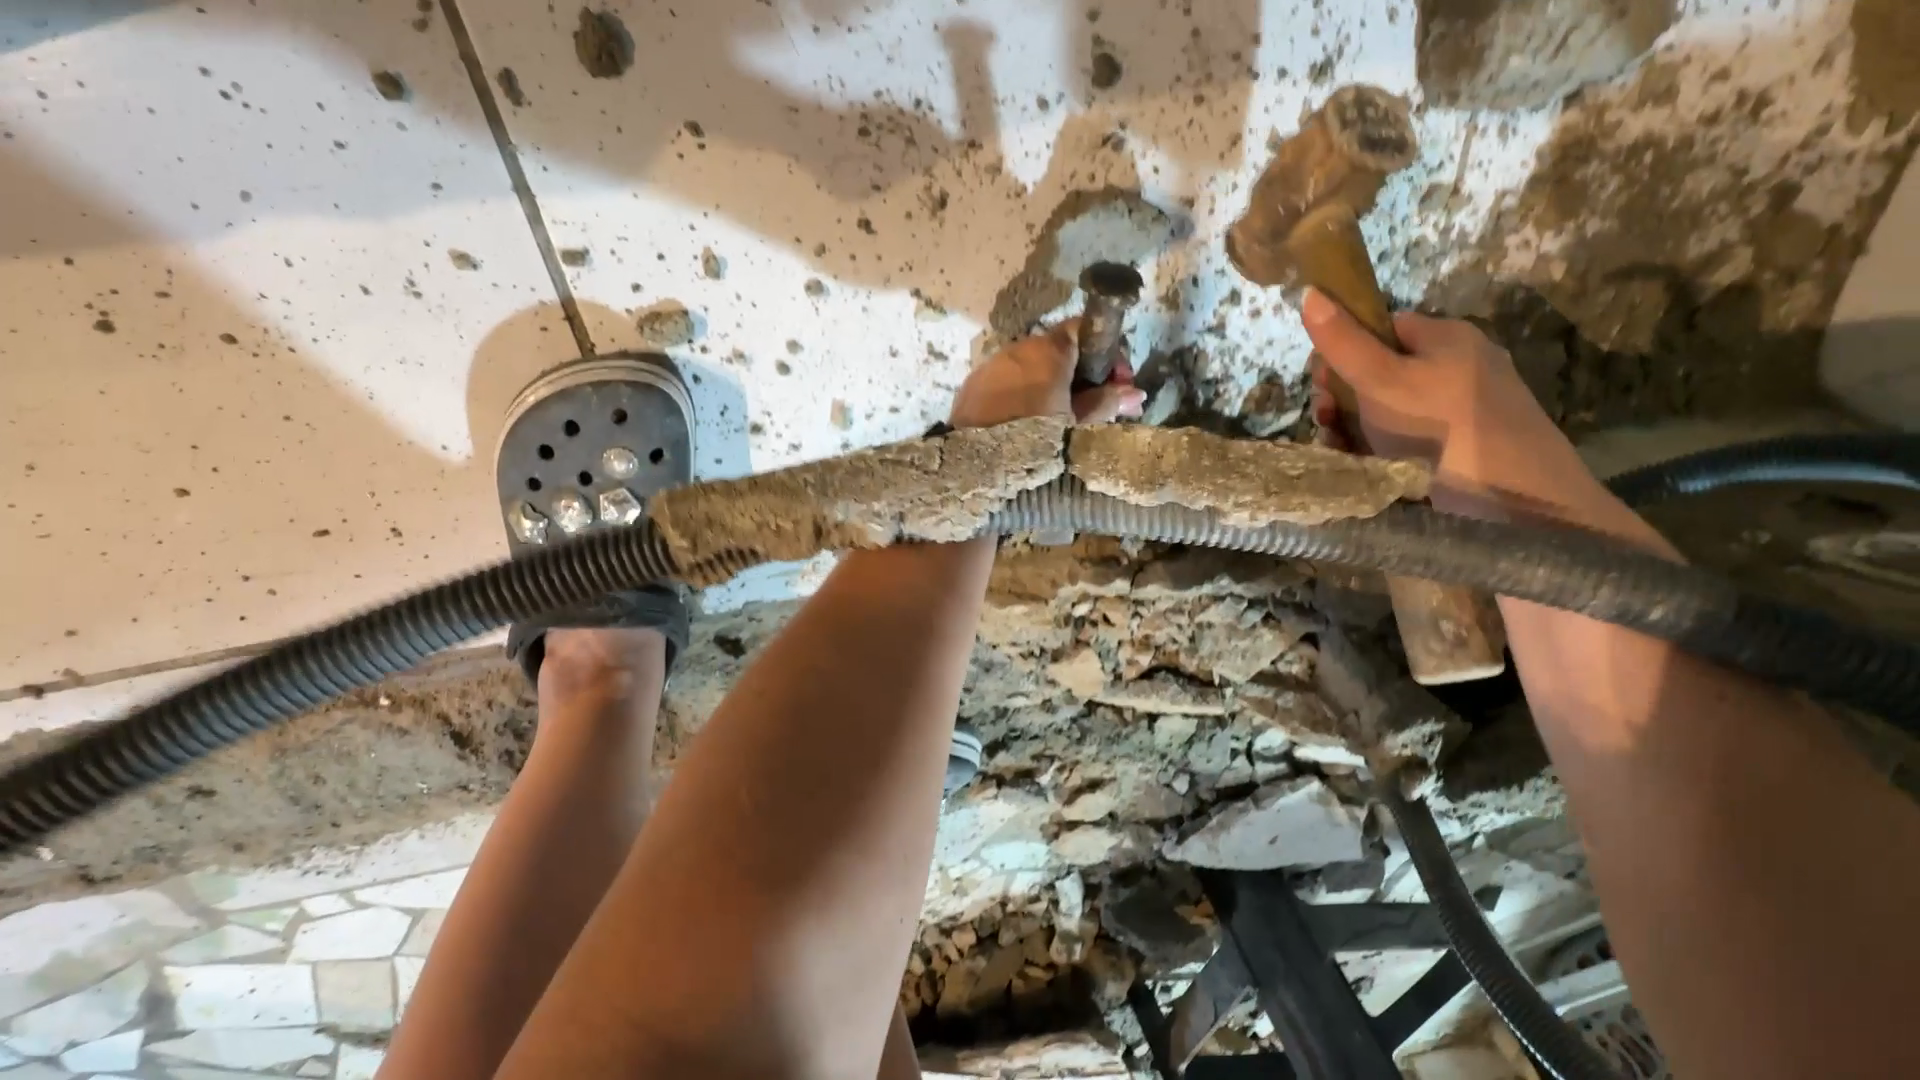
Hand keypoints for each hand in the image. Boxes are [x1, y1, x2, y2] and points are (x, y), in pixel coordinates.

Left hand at [949, 319, 1145, 428]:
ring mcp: (991, 366)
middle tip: (1096, 408)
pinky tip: (1027, 423)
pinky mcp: (972, 387)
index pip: (1084, 329)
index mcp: (1049, 351)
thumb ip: (1107, 404)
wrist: (977, 466)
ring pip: (1030, 368)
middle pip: (1058, 351)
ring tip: (1061, 420)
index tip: (1117, 383)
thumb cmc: (1036, 440)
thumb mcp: (1078, 425)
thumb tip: (1136, 394)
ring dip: (1050, 385)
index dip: (1106, 353)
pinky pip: (1006, 383)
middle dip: (1081, 375)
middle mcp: (1018, 348)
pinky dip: (1022, 395)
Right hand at [1301, 288, 1663, 547]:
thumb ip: (1343, 342)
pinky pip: (1406, 439)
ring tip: (1340, 450)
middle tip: (1325, 422)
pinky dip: (1379, 450)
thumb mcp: (1381, 381)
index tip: (1322, 383)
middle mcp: (1456, 366)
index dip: (1343, 351)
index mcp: (1445, 337)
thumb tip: (1310, 291)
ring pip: (1387, 410)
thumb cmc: (1442, 428)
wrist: (1515, 500)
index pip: (1380, 327)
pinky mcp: (1460, 447)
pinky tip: (1362, 467)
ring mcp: (1460, 409)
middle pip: (1379, 371)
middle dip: (1342, 397)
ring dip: (1353, 427)